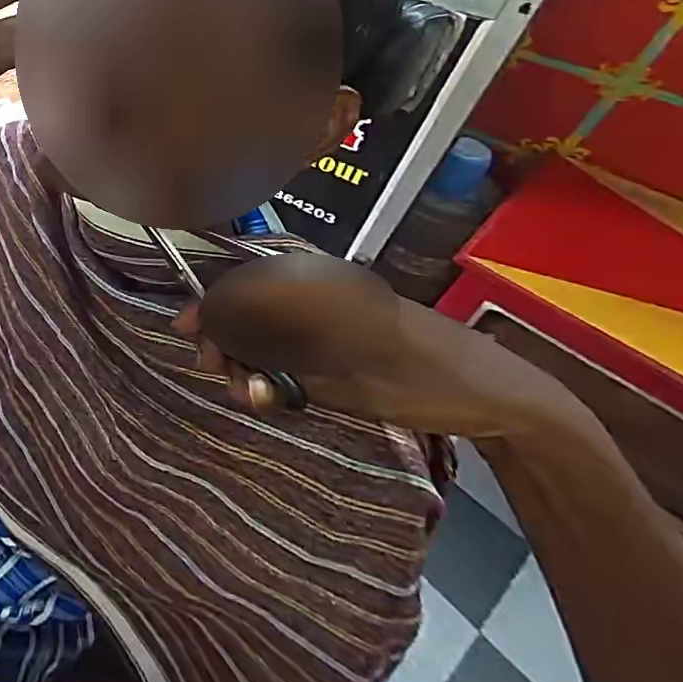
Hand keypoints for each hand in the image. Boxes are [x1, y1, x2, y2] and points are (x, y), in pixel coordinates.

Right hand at [173, 253, 577, 438]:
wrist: (496, 398)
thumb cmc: (415, 377)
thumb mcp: (333, 371)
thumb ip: (264, 351)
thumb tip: (205, 333)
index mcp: (313, 284)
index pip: (241, 283)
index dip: (207, 307)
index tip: (186, 336)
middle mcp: (314, 291)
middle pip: (247, 307)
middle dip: (225, 340)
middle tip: (220, 375)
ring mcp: (328, 316)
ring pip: (265, 329)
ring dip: (248, 359)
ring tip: (252, 392)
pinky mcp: (339, 340)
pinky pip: (290, 344)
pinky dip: (274, 367)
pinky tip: (274, 391)